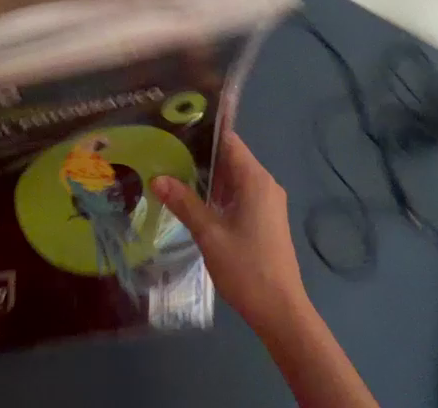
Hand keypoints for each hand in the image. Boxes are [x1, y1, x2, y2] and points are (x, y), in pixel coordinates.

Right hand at [151, 131, 308, 333]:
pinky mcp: (266, 219)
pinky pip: (239, 195)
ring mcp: (268, 203)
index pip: (228, 140)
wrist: (281, 312)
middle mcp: (265, 184)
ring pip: (234, 178)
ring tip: (172, 173)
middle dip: (199, 155)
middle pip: (230, 158)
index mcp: (255, 180)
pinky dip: (218, 194)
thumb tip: (157, 178)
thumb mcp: (209, 234)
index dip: (203, 132)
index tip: (175, 127)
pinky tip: (194, 201)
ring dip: (208, 177)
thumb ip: (184, 203)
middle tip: (165, 151)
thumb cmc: (246, 268)